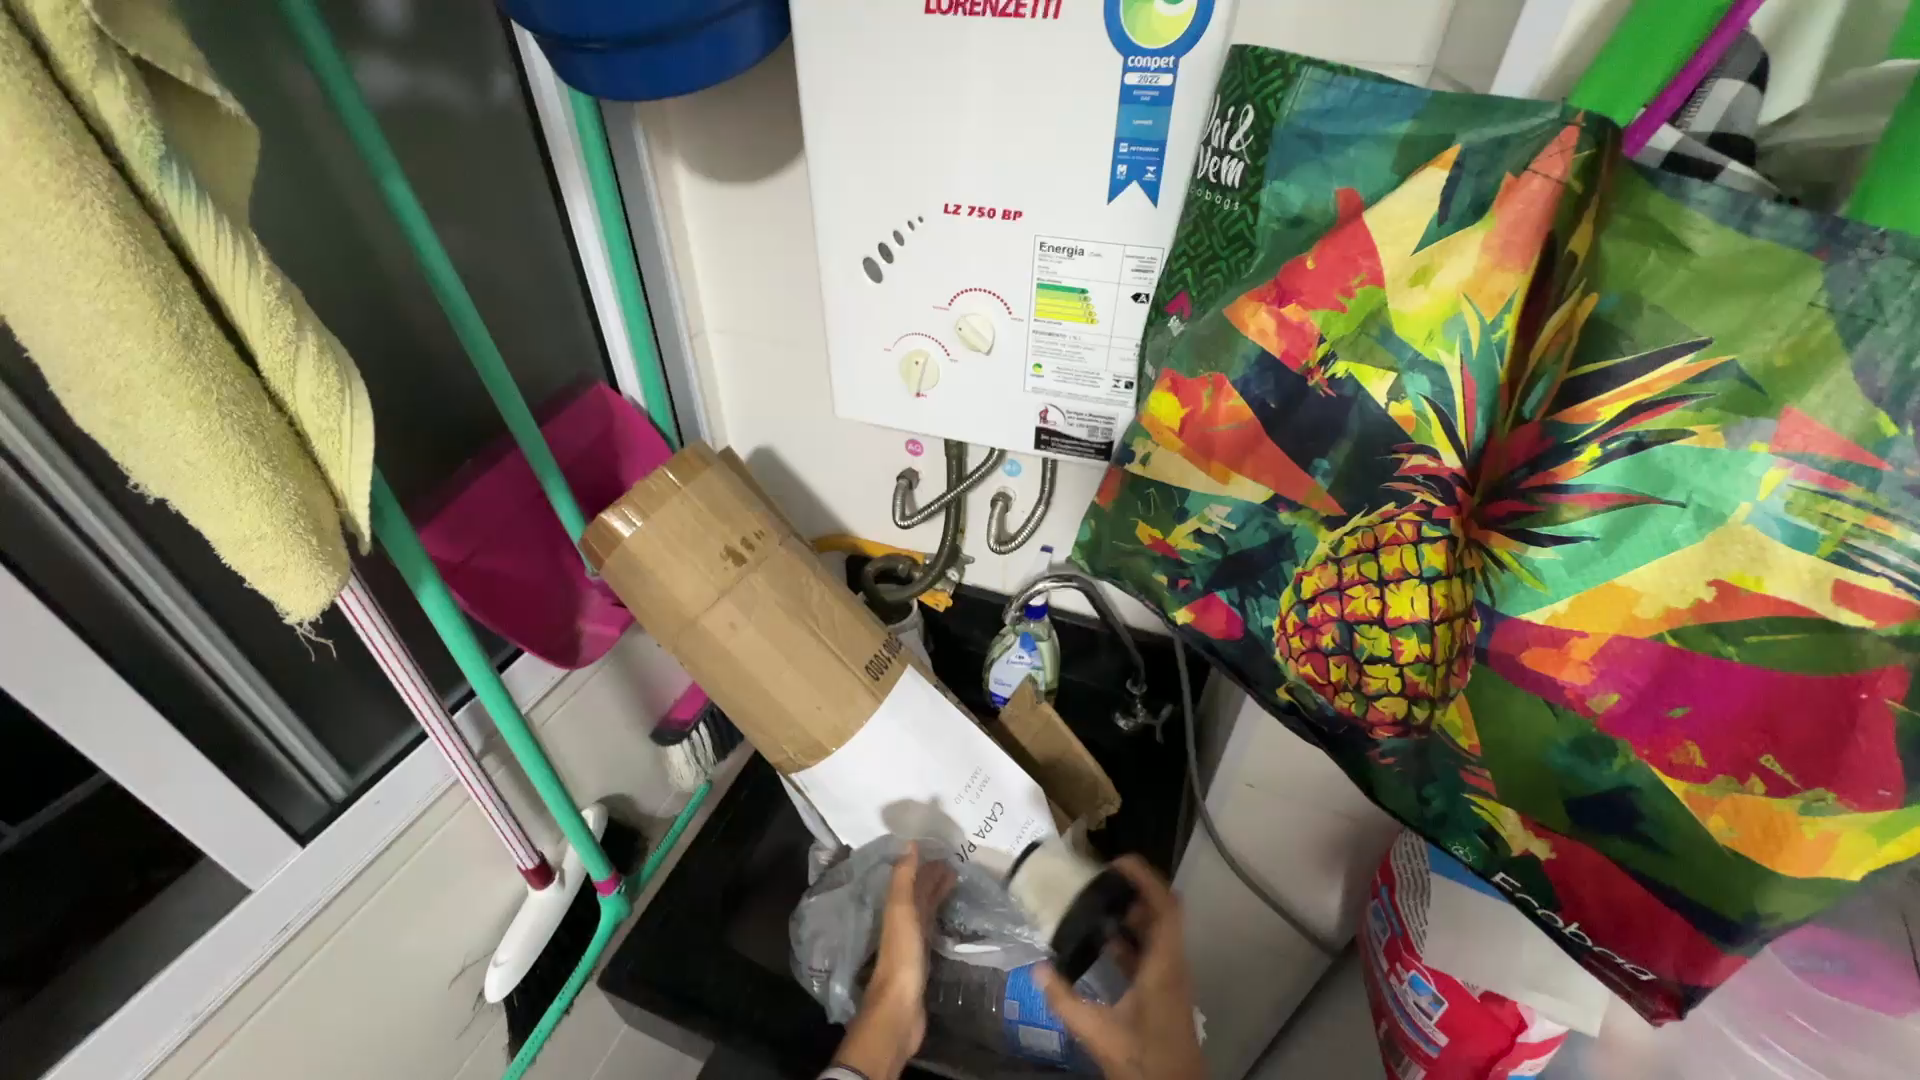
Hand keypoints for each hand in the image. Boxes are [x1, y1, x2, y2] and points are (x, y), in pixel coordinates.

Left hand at [831, 842, 957, 1079]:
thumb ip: (903, 878)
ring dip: (938, 896)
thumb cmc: (901, 955)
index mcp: (897, 908)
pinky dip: (941, 918)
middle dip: (934, 878)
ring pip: (926, 910)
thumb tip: (909, 844)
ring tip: (956, 884)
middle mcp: (903, 922)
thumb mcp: (900, 911)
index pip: (913, 879)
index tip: (946, 852)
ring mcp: (913, 942)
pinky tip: (950, 919)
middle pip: (920, 894)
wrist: (899, 1008)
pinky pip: (933, 930)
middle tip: (956, 866)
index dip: (926, 865)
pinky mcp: (924, 962)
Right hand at [1038, 856, 1203, 1079]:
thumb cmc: (1144, 1062)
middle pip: (1162, 913)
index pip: (1165, 907)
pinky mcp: (1164, 992)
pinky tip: (1102, 942)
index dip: (1146, 879)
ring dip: (1132, 914)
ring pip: (1157, 932)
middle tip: (1100, 878)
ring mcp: (1171, 979)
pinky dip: (1130, 939)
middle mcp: (1172, 966)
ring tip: (1096, 901)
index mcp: (1164, 967)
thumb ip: (1065, 1001)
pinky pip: (1151, 951)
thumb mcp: (1098, 1034)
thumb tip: (1037, 968)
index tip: (1118, 862)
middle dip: (1134, 890)